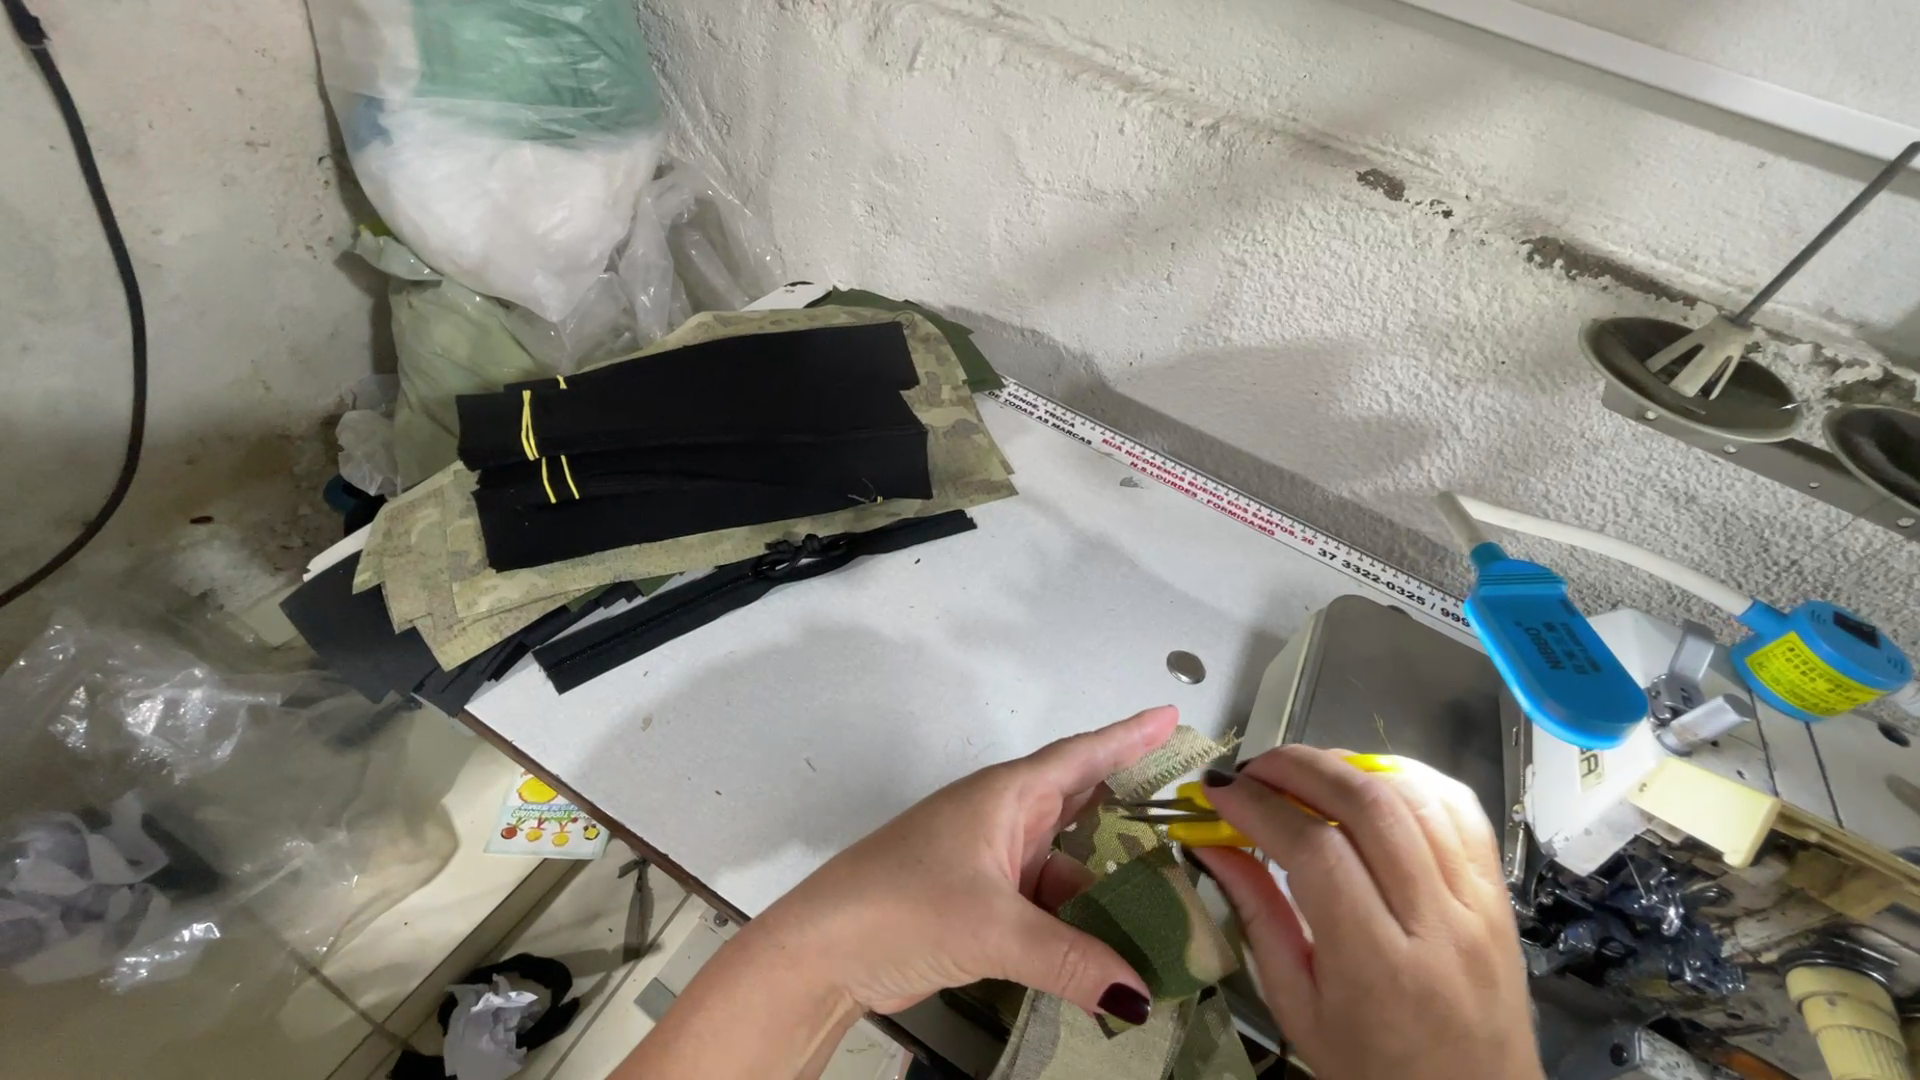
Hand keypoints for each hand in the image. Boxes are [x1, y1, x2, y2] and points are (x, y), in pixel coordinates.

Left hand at [741, 705, 1179, 1023]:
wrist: (825, 949)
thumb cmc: (900, 905)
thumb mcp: (991, 927)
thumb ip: (1070, 959)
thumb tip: (1138, 995)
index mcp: (1006, 795)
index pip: (1082, 754)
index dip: (1130, 735)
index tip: (1170, 716)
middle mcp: (1004, 818)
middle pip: (1081, 803)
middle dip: (1131, 806)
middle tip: (1185, 810)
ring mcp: (993, 860)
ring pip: (1068, 864)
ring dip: (1106, 889)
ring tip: (1163, 916)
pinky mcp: (982, 900)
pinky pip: (1047, 903)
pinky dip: (1076, 925)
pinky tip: (1106, 956)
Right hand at [1195, 747, 1541, 1079]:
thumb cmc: (1371, 1068)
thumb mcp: (1295, 1005)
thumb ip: (1255, 913)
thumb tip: (1208, 842)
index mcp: (1378, 966)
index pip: (1316, 851)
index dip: (1258, 806)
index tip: (1217, 790)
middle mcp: (1438, 925)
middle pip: (1367, 805)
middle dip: (1296, 767)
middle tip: (1251, 769)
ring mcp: (1478, 904)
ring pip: (1412, 794)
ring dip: (1344, 765)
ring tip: (1298, 774)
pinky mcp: (1499, 894)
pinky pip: (1458, 808)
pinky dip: (1404, 776)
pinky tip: (1363, 782)